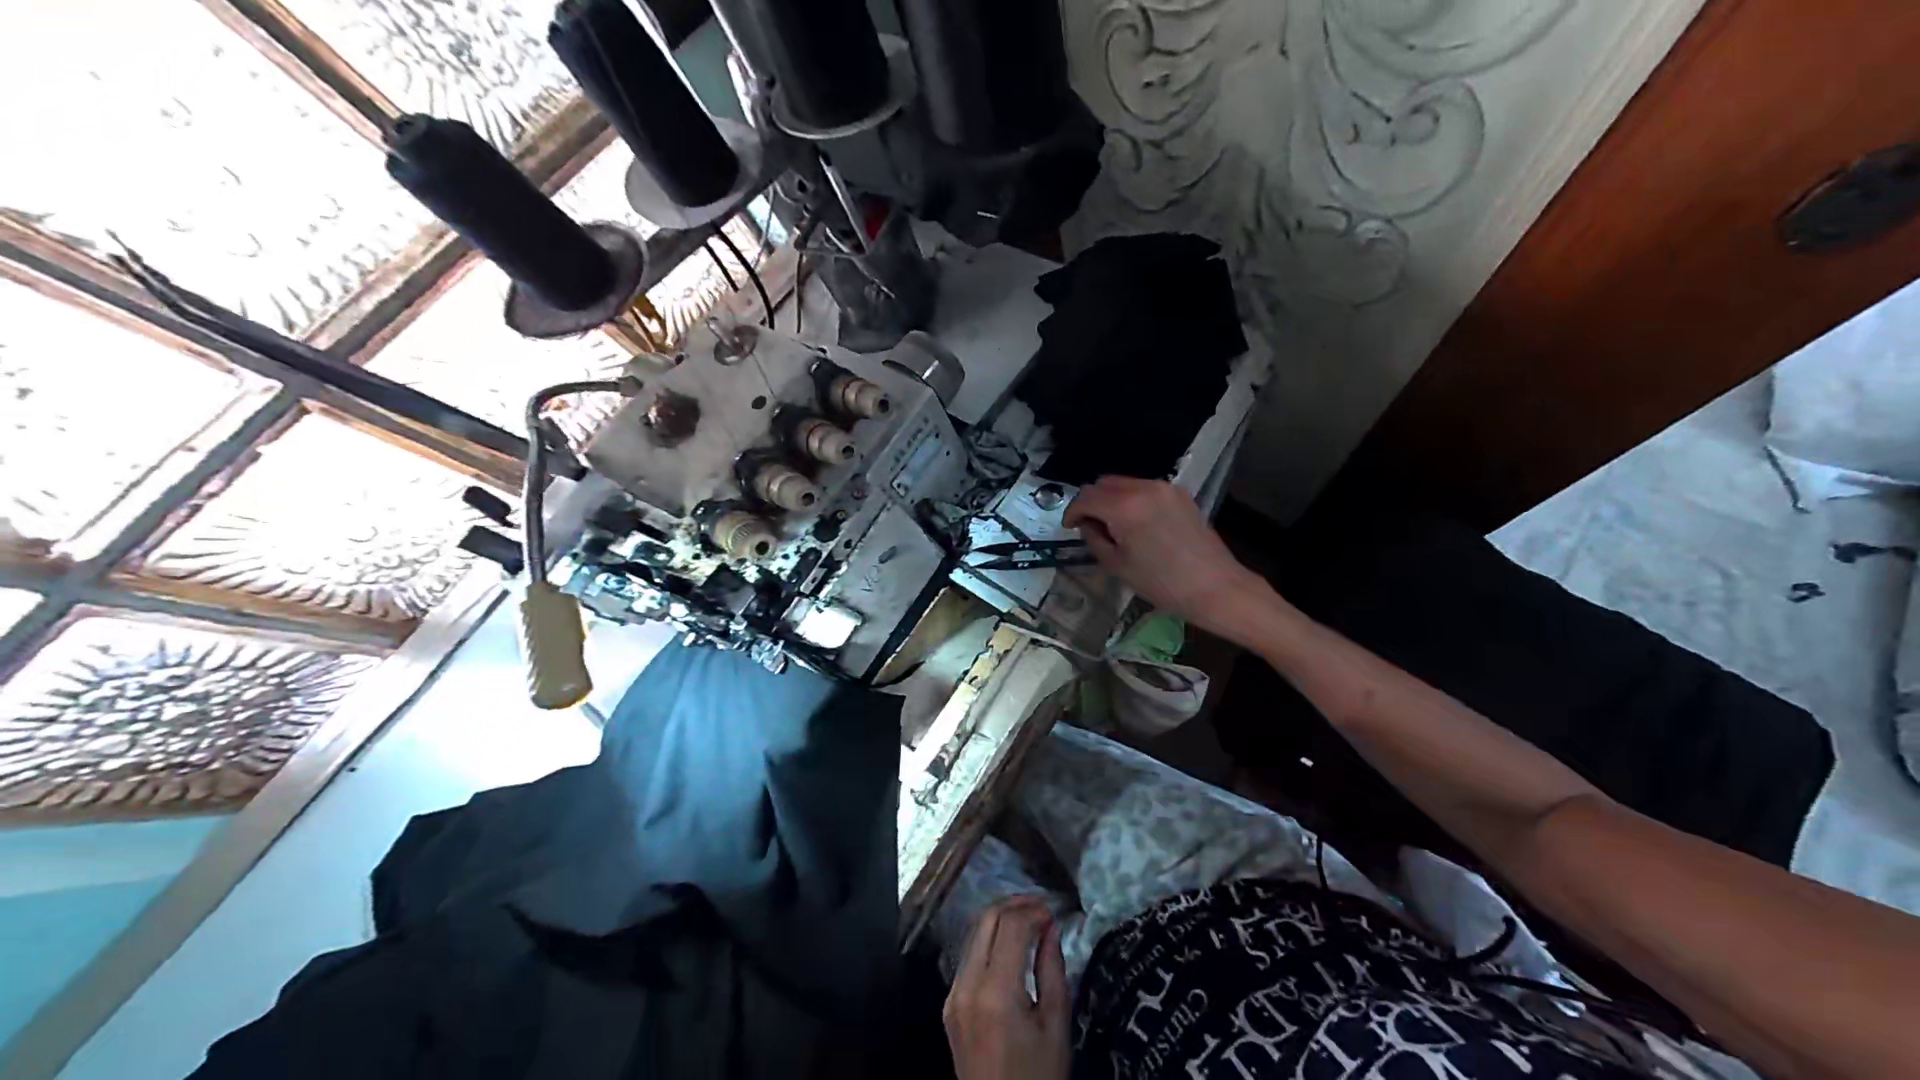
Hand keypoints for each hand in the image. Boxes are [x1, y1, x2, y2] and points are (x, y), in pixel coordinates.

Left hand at [944, 897, 1069, 1079]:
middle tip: (1041, 906)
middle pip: (985, 920)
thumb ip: (1052, 970)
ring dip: (1000, 919)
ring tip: (1029, 919)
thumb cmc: (1039, 1078)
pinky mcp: (949, 1004)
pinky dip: (989, 940)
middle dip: (1014, 905)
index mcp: (996, 992)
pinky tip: (1010, 944)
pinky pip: (968, 957)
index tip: (1053, 911)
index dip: (1033, 911)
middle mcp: (967, 985)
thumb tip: (1050, 929)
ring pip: (973, 934)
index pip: (1010, 926)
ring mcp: (953, 994)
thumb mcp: (1056, 1026)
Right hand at [1064, 477, 1274, 640]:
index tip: (1069, 527)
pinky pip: (1145, 488)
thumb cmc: (1162, 583)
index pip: (1086, 497)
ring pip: (1124, 483)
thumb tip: (1088, 525)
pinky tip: (1135, 523)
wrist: (1215, 587)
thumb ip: (1094, 538)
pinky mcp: (1179, 495)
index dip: (1072, 511)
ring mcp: (1165, 488)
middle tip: (1089, 526)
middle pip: (1103, 483)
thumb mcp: (1117, 565)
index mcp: (1124, 506)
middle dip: (1091, 501)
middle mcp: (1144, 487)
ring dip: (1111, 499)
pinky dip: (1131, 499)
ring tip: (1112, 525)